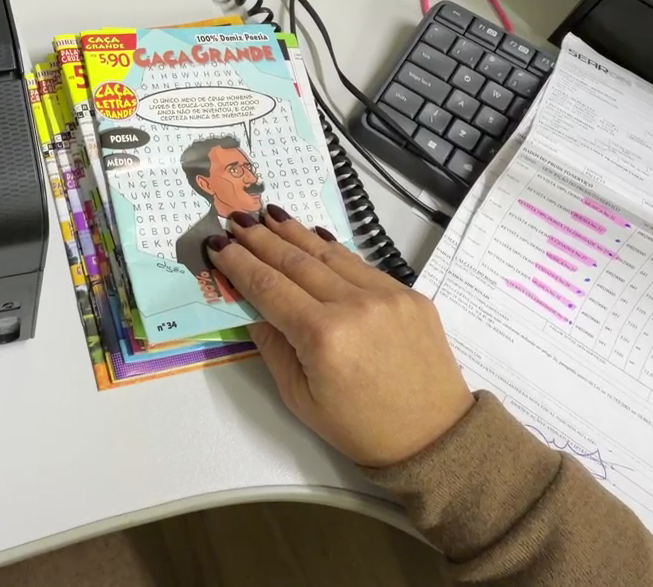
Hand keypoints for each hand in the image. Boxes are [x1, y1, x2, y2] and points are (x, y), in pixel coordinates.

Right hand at [208, 206, 472, 467]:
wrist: (435, 439)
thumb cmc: (359, 427)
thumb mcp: (298, 396)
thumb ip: (271, 342)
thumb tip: (248, 300)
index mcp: (322, 337)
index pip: (268, 287)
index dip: (238, 263)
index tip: (216, 243)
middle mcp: (354, 306)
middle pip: (294, 261)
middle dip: (259, 238)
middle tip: (235, 219)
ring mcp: (385, 295)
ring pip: (327, 253)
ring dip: (292, 231)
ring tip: (266, 214)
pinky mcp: (408, 293)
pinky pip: (359, 262)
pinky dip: (331, 246)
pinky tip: (311, 234)